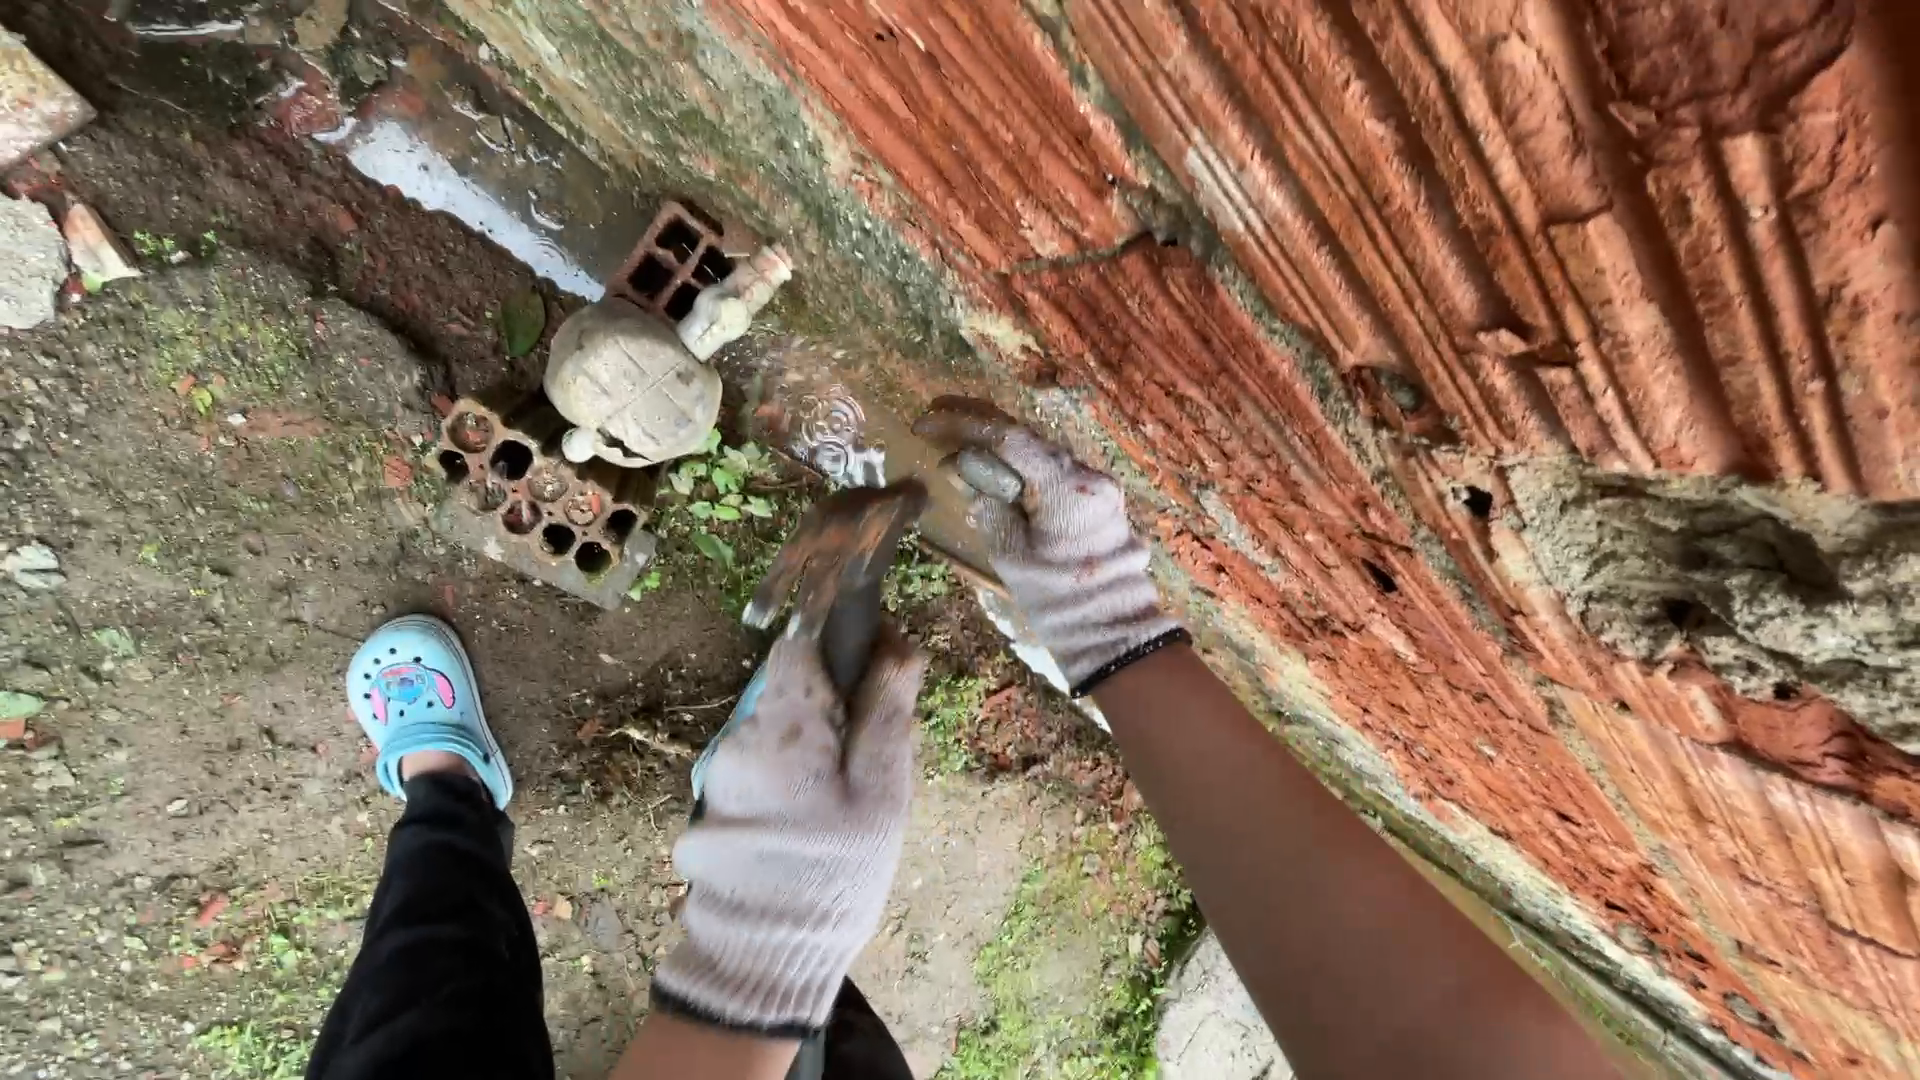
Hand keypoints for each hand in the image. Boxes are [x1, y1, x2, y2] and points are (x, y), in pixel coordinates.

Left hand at [651, 628, 925, 1032]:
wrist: (762, 963)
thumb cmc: (835, 873)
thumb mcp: (882, 797)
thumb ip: (886, 716)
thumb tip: (896, 646)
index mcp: (783, 726)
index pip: (799, 645)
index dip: (839, 646)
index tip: (873, 673)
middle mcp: (740, 737)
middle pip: (794, 688)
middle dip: (834, 707)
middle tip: (870, 759)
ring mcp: (720, 770)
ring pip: (781, 728)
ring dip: (814, 743)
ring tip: (843, 799)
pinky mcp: (714, 800)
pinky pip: (764, 762)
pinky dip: (791, 772)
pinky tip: (811, 816)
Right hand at [914, 397, 1178, 687]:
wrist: (1111, 628)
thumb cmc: (1057, 598)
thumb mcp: (1011, 554)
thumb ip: (987, 504)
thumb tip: (959, 467)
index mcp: (1065, 487)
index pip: (1008, 437)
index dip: (963, 424)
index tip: (926, 424)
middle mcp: (1086, 474)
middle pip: (1025, 438)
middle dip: (977, 427)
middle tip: (935, 423)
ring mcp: (1097, 484)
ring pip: (1039, 452)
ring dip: (998, 447)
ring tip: (957, 446)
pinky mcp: (1097, 498)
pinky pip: (1052, 470)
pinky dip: (1020, 466)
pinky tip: (993, 471)